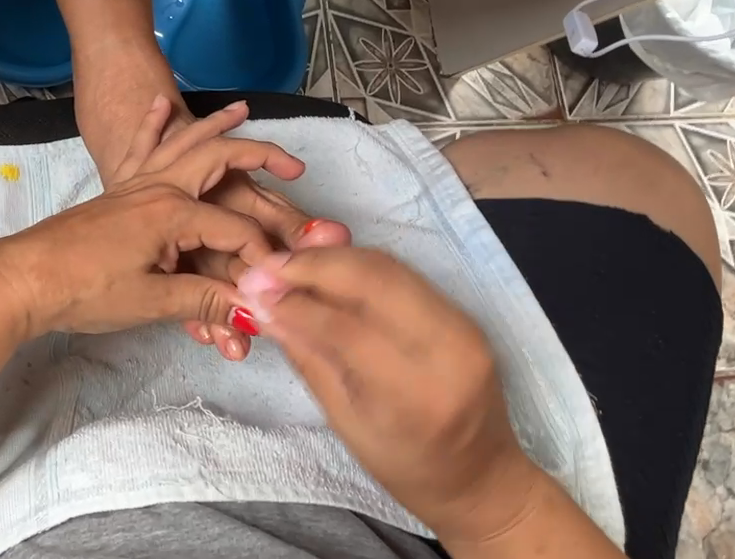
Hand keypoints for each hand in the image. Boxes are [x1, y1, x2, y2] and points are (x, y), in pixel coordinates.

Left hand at [0, 112, 305, 339]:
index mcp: (173, 213)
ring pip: (182, 145)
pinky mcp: (118, 191)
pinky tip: (160, 106)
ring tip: (241, 108)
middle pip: (217, 161)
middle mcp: (160, 188)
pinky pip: (140, 148)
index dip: (261, 258)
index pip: (235, 231)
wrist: (25, 277)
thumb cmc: (85, 288)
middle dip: (257, 157)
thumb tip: (253, 313)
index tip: (279, 283)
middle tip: (292, 162)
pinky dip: (153, 125)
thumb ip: (204, 302)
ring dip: (214, 125)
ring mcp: (137, 185)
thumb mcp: (149, 300)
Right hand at [238, 248, 544, 544]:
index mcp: (415, 395)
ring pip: (387, 266)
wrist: (482, 477)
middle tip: (267, 263)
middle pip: (371, 279)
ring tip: (289, 261)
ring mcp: (462, 326)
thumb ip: (307, 354)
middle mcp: (447, 351)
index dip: (293, 301)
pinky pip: (402, 274)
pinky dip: (358, 264)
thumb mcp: (344, 419)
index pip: (344, 328)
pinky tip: (326, 268)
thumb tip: (261, 305)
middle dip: (311, 263)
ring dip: (332, 256)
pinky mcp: (464, 313)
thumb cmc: (405, 464)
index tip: (252, 285)